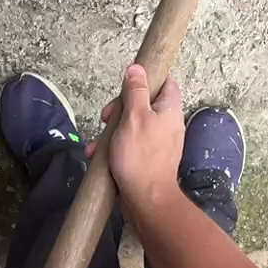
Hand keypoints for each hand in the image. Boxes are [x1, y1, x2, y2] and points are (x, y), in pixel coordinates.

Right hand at [94, 63, 183, 217]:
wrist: (147, 199)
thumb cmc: (140, 157)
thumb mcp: (133, 117)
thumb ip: (135, 91)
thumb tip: (137, 68)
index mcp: (169, 110)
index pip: (166, 83)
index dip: (147, 79)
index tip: (127, 85)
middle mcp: (168, 124)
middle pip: (144, 103)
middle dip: (120, 109)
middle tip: (106, 117)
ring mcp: (159, 142)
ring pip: (134, 125)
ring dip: (113, 131)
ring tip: (98, 143)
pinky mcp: (149, 158)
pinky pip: (132, 144)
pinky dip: (116, 147)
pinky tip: (100, 155)